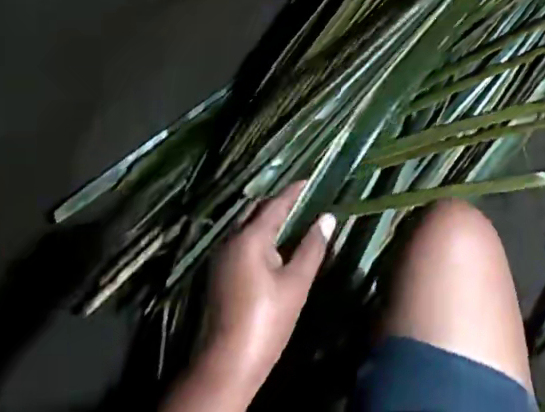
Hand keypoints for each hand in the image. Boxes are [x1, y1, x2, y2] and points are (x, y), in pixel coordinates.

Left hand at [162, 182, 335, 410]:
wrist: (226, 365)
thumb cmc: (266, 322)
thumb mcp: (295, 285)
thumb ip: (311, 248)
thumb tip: (327, 217)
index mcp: (249, 237)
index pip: (274, 205)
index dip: (293, 192)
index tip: (308, 180)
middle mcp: (230, 239)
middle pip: (255, 211)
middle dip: (278, 204)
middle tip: (301, 200)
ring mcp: (220, 257)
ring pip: (244, 226)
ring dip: (265, 220)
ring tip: (290, 221)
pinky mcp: (217, 274)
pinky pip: (239, 242)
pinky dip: (256, 236)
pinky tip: (270, 249)